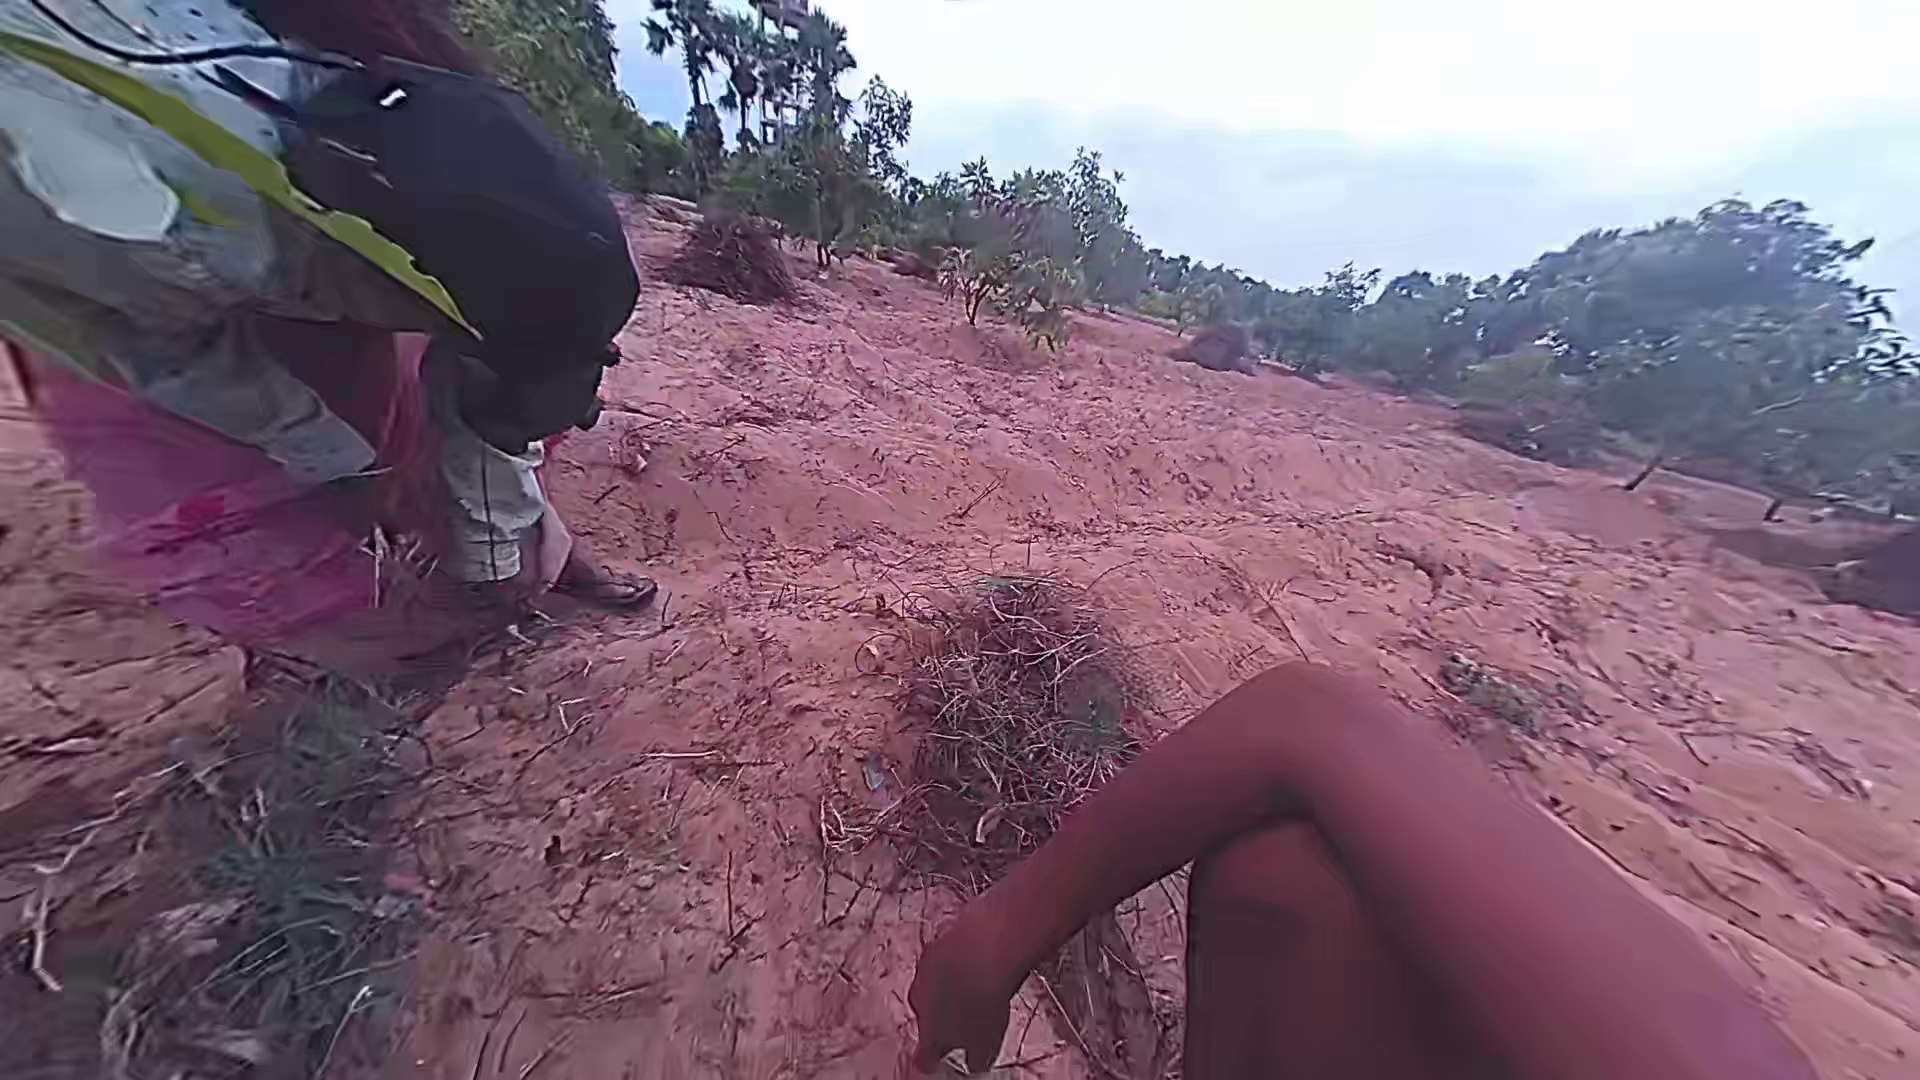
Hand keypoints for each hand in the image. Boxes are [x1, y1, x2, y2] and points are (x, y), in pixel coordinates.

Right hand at [908, 911, 1019, 1074]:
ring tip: (969, 984)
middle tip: (961, 1014)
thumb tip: (975, 1059)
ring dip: (944, 984)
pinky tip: (971, 960)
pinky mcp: (936, 940)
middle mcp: (919, 999)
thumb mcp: (987, 1044)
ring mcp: (925, 967)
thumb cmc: (985, 1000)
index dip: (932, 1058)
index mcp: (928, 1033)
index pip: (925, 1055)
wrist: (986, 950)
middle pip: (926, 1012)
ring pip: (931, 982)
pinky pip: (940, 956)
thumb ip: (975, 1057)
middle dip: (939, 1014)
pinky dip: (951, 959)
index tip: (937, 1058)